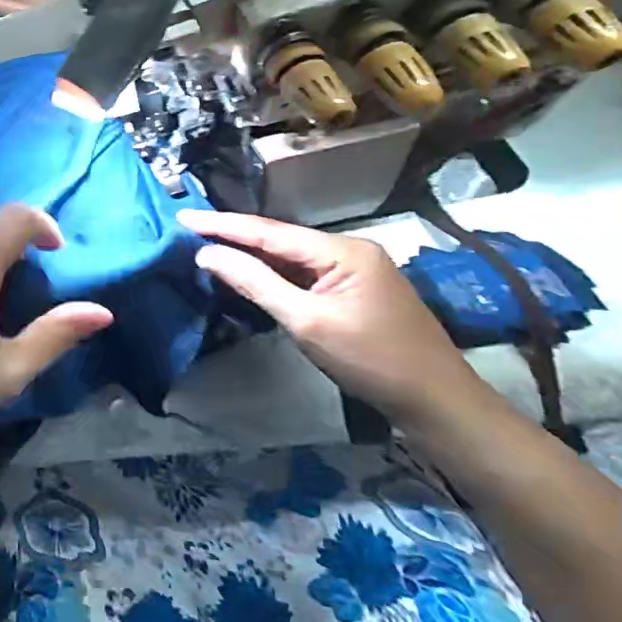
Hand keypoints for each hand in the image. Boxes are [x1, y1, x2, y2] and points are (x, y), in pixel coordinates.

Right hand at [176, 209, 494, 429]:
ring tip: (207, 244)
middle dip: (233, 234)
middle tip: (188, 228)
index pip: (268, 232)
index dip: (221, 225)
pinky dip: (272, 272)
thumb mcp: (306, 322)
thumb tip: (207, 254)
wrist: (438, 403)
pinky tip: (247, 270)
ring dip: (250, 253)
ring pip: (289, 255)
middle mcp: (348, 249)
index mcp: (342, 250)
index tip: (182, 217)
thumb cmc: (372, 361)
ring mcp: (354, 268)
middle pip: (278, 238)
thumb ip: (255, 283)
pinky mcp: (354, 288)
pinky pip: (303, 272)